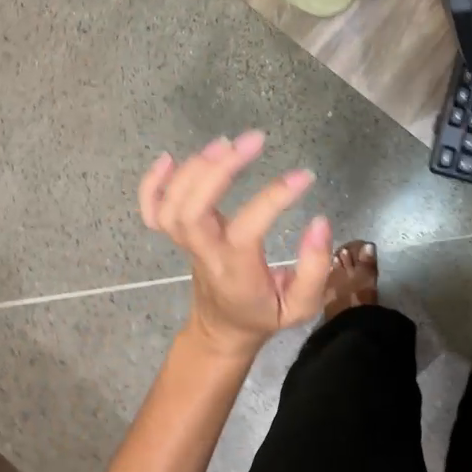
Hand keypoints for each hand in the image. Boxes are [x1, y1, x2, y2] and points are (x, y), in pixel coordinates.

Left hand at [137, 132, 332, 360]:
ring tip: (226, 142)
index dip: (273, 199)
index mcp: (236, 270)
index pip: (247, 229)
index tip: (304, 176)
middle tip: (254, 140)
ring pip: (171, 207)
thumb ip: (313, 269)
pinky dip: (152, 185)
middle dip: (219, 170)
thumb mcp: (300, 306)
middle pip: (192, 211)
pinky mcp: (178, 236)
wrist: (221, 331)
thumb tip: (319, 222)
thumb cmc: (263, 313)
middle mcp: (205, 253)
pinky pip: (152, 212)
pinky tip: (168, 158)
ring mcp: (186, 244)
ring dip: (193, 169)